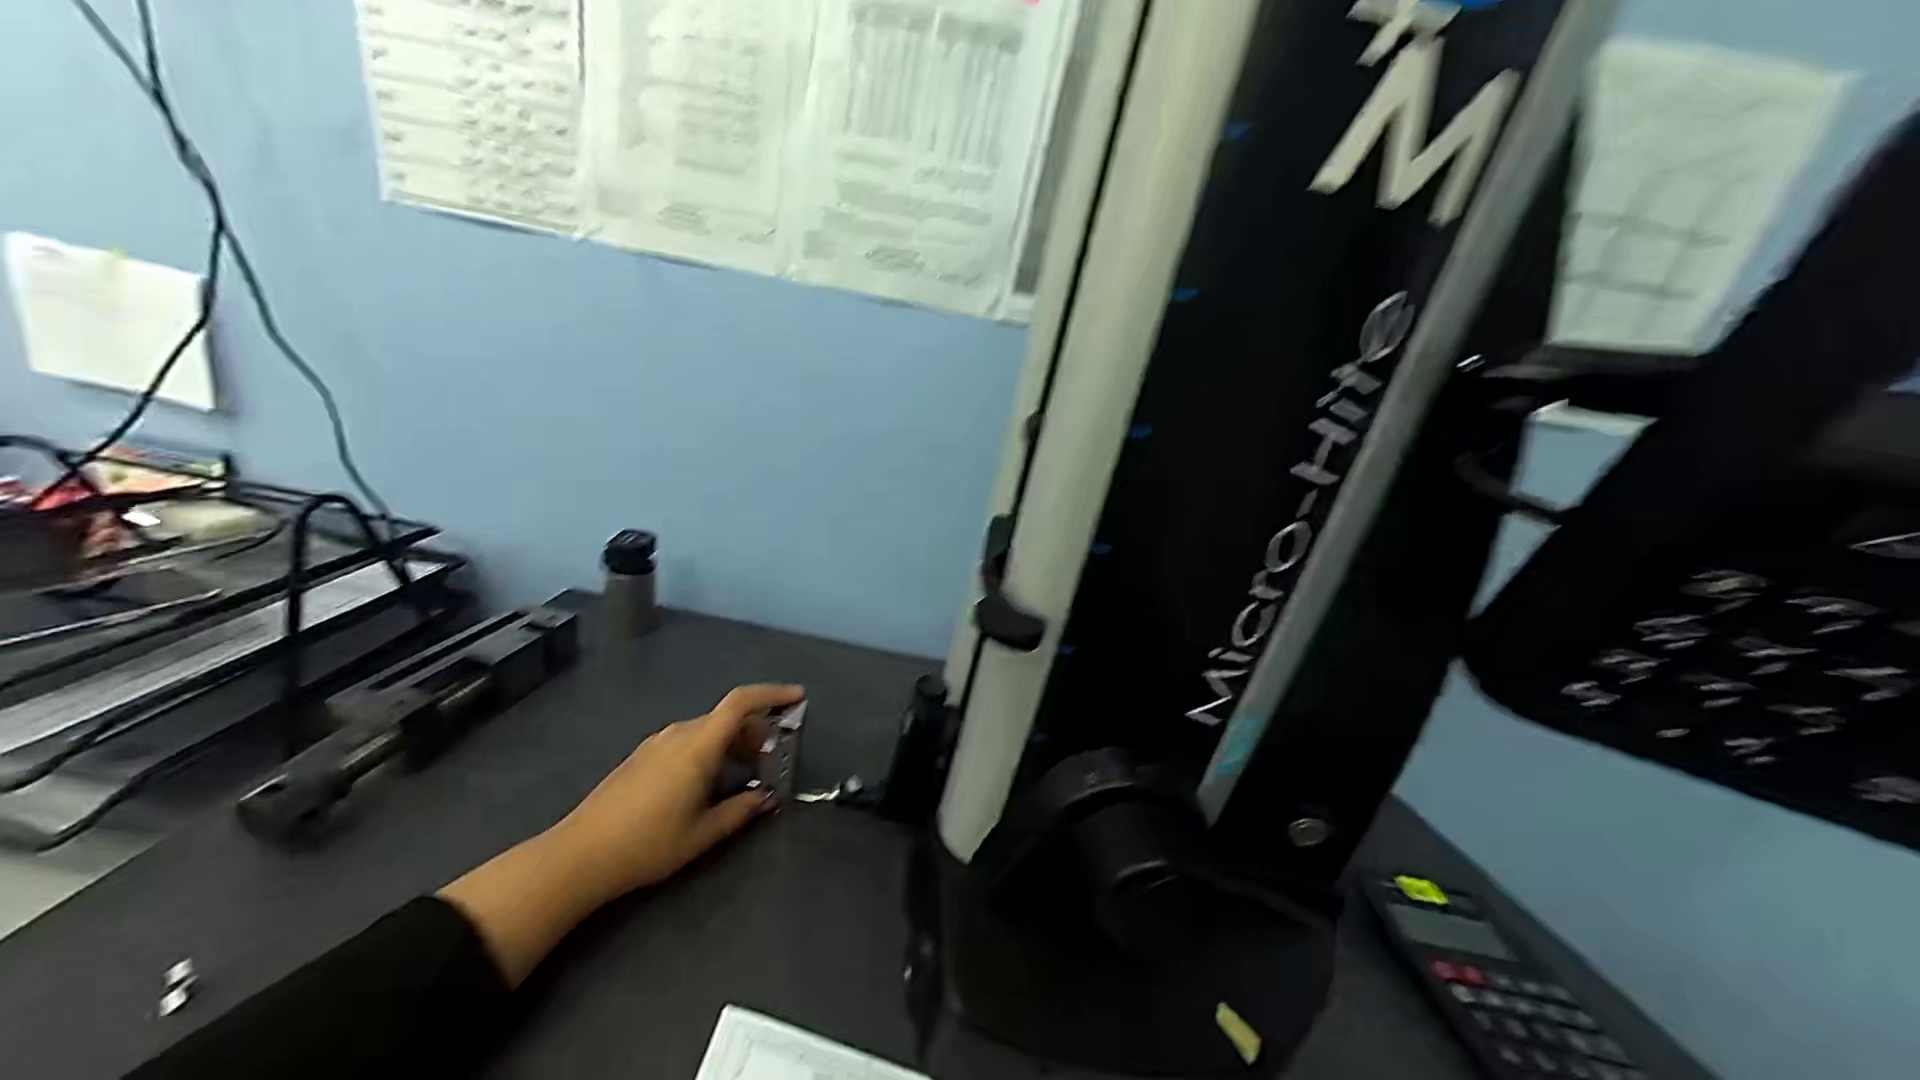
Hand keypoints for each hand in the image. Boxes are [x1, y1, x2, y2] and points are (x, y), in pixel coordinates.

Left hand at [438, 683, 803, 985]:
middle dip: (757, 730)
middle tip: (773, 759)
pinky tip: (710, 783)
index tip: (798, 697)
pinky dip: (711, 750)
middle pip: (727, 717)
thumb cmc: (648, 843)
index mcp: (698, 745)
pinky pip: (688, 741)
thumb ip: (741, 810)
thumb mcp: (704, 833)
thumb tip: (766, 798)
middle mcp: (678, 734)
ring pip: (707, 730)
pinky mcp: (642, 756)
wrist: (579, 856)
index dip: (772, 693)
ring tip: (745, 775)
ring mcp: (657, 743)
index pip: (740, 702)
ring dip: (733, 743)